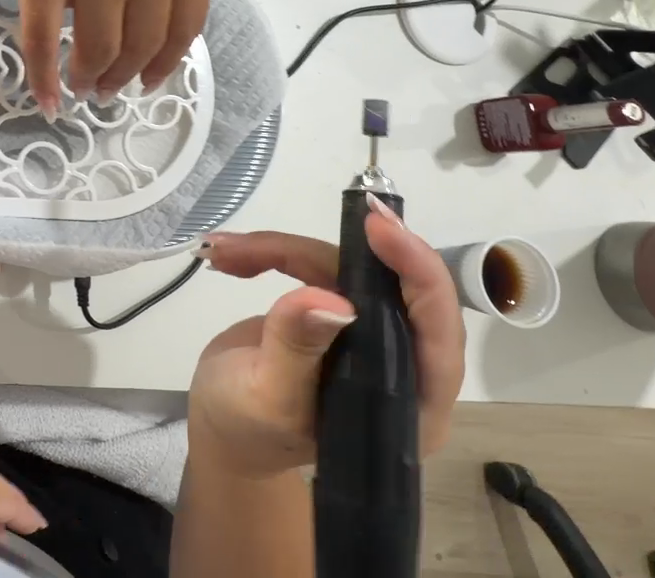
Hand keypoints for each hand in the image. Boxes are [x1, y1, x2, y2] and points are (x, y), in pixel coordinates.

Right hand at [0, 0, 209, 113]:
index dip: (164, 65)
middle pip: (139, 47)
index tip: (147, 83)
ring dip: (87, 80)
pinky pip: (43, 42)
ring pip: (95, 51)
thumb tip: (131, 16)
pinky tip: (43, 98)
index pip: (184, 28)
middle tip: (104, 88)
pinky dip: (42, 78)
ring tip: (78, 86)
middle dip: (121, 78)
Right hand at [187, 201, 465, 477]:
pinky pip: (311, 269)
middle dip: (328, 251)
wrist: (220, 426)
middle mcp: (399, 364)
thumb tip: (332, 301)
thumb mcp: (268, 398)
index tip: (379, 227)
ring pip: (340, 268)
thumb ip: (298, 351)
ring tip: (220, 252)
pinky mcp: (331, 315)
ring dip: (277, 249)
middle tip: (276, 230)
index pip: (435, 330)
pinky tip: (227, 257)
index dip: (417, 273)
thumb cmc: (245, 426)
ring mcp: (365, 336)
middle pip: (382, 287)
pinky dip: (268, 254)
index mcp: (407, 402)